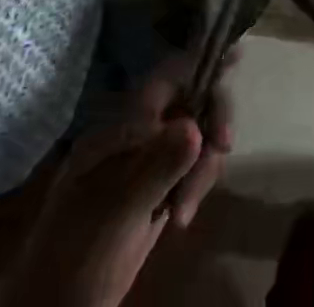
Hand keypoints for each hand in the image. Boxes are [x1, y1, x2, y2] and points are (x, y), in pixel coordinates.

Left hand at [19, 58, 234, 306]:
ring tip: (184, 211)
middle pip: (190, 105)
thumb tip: (196, 127)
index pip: (165, 80)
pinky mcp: (157, 189)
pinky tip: (181, 217)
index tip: (237, 57)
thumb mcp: (116, 211)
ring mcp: (146, 164)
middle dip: (211, 126)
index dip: (199, 63)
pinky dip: (197, 185)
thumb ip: (156, 167)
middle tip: (223, 149)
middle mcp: (136, 137)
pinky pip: (192, 167)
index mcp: (118, 130)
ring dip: (204, 167)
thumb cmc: (76, 256)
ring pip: (197, 138)